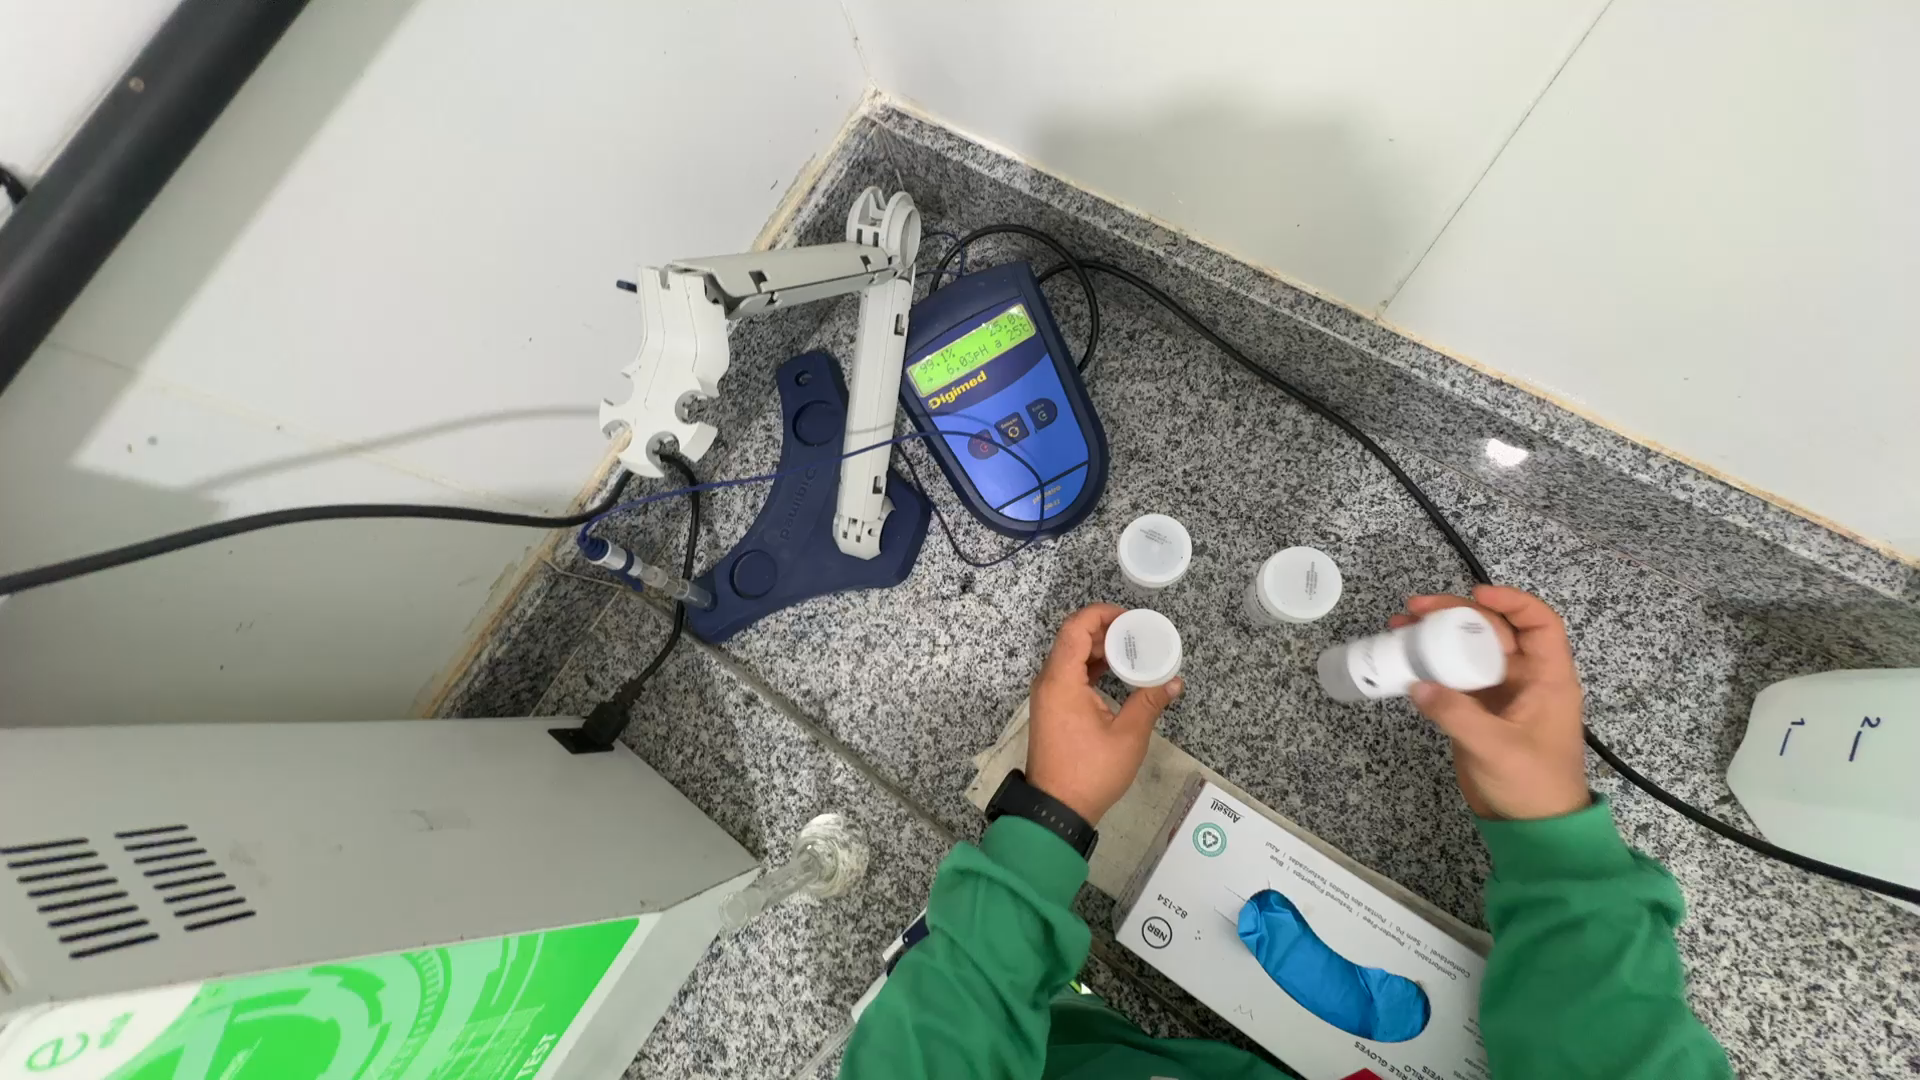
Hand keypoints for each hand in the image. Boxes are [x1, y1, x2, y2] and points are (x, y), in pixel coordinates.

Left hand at [1026, 604, 1182, 824]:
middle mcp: (1048, 681)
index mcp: (1061, 680)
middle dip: (1105, 630)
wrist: (1056, 808)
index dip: (1101, 614)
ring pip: (1070, 656)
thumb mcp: (1128, 736)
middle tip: (1138, 633)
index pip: (1075, 628)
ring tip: (1132, 649)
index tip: (1130, 618)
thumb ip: (1150, 702)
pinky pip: (1069, 674)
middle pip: (1072, 638)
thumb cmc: (1090, 771)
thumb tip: (1175, 680)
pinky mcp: (1052, 708)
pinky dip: (1091, 667)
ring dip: (1099, 648)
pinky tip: (1117, 672)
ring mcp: (1047, 695)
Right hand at [1392, 586, 1588, 820]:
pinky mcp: (1473, 707)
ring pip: (1466, 647)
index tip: (1474, 594)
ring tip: (1399, 625)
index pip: (1539, 625)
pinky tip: (1400, 657)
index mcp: (1548, 680)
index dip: (1512, 602)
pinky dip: (1425, 660)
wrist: (1530, 828)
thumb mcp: (1497, 748)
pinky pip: (1449, 672)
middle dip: (1454, 612)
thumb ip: (1457, 714)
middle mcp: (1523, 678)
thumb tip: (1416, 684)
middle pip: (1492, 628)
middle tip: (1414, 608)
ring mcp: (1496, 692)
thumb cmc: (1531, 785)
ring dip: (1434, 632)